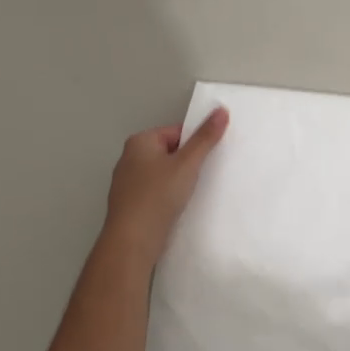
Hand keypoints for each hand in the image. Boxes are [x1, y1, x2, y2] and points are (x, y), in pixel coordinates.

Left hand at [101, 108, 228, 256]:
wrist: (132, 241)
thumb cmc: (158, 196)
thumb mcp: (187, 164)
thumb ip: (205, 138)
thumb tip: (222, 110)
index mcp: (140, 141)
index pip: (177, 132)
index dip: (196, 144)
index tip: (210, 159)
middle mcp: (129, 158)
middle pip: (170, 152)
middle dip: (188, 163)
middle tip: (206, 176)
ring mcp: (127, 182)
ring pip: (164, 174)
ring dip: (180, 181)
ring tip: (195, 193)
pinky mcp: (131, 203)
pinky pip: (156, 192)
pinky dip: (169, 196)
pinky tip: (180, 207)